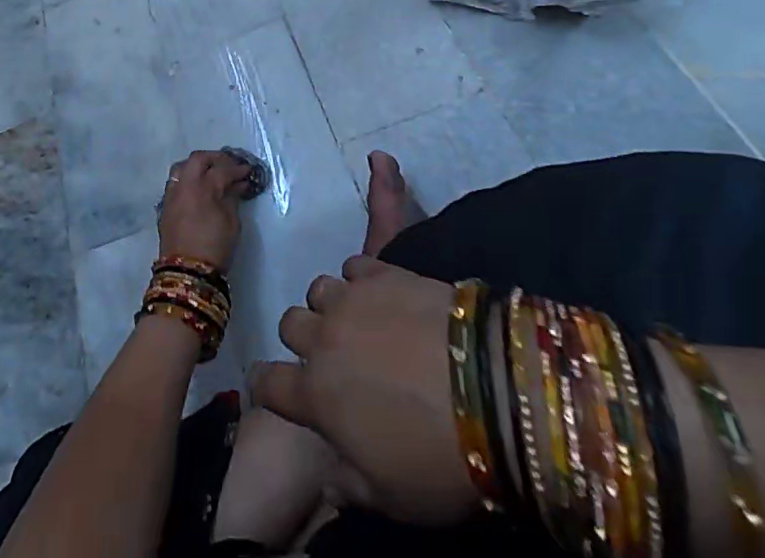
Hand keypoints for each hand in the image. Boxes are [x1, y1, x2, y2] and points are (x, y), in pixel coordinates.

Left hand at [157, 150, 248, 268]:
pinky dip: (188, 179)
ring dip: (197, 166)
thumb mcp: (232, 223)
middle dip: (215, 159)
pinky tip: (198, 187)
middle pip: (198, 159)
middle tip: (230, 166)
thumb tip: (236, 185)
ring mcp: (172, 194)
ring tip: (211, 173)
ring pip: (182, 168)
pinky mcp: (165, 205)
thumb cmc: (215, 247)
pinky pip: (175, 182)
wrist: (187, 271)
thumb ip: (232, 198)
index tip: (248, 171)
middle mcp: (184, 186)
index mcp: (203, 188)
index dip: (237, 169)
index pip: (222, 170)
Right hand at [249, 257, 478, 525]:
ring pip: (318, 290)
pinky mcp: (385, 274)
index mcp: (315, 395)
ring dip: (332, 306)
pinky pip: (355, 265)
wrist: (497, 393)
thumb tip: (330, 482)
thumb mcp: (395, 499)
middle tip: (332, 355)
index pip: (266, 384)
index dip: (266, 386)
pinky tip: (384, 294)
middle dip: (303, 339)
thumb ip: (351, 487)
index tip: (275, 389)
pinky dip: (363, 279)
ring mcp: (352, 302)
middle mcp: (322, 340)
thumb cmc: (442, 459)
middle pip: (289, 324)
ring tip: (359, 319)